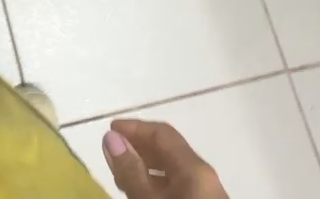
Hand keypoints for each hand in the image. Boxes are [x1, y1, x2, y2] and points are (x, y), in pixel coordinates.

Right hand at [102, 120, 227, 198]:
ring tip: (124, 175)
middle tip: (113, 152)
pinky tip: (145, 193)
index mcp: (196, 167)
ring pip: (175, 172)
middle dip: (139, 147)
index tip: (110, 129)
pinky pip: (181, 188)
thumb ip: (131, 171)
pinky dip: (159, 185)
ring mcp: (209, 194)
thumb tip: (110, 136)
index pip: (163, 132)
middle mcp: (206, 176)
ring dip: (147, 168)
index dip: (134, 127)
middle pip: (169, 151)